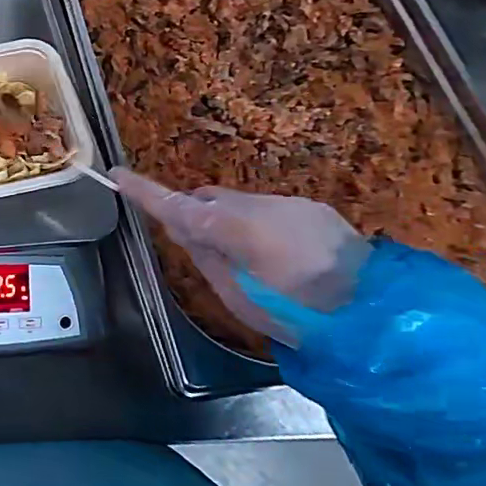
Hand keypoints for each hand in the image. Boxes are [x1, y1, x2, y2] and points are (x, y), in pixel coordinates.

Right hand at [113, 169, 368, 345]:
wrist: (367, 304)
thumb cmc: (293, 311)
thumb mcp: (237, 296)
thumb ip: (207, 258)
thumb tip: (185, 231)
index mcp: (228, 229)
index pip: (175, 205)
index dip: (143, 191)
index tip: (118, 174)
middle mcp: (252, 203)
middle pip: (208, 200)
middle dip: (197, 216)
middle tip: (200, 249)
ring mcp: (283, 201)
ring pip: (240, 204)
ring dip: (232, 223)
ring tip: (253, 263)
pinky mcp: (308, 207)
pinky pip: (269, 211)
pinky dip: (261, 227)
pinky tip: (283, 258)